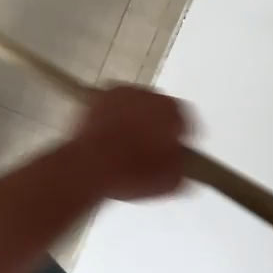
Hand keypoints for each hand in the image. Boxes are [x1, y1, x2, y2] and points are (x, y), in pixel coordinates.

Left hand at [65, 85, 191, 200]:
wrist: (89, 165)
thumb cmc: (132, 172)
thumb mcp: (172, 179)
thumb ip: (182, 162)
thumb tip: (179, 159)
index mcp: (171, 109)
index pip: (183, 120)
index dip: (178, 138)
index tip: (173, 152)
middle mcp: (146, 93)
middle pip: (157, 109)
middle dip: (155, 126)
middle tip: (150, 150)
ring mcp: (118, 93)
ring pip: (133, 106)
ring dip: (133, 120)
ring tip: (127, 147)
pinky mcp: (94, 98)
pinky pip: (110, 108)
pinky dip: (112, 119)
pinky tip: (110, 140)